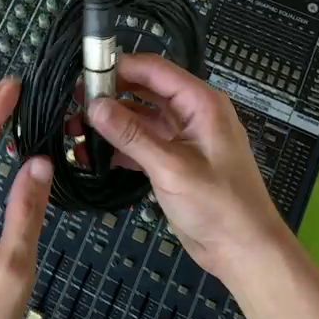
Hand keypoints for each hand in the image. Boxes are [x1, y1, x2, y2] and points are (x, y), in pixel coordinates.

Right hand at [85, 54, 291, 281]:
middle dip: (110, 95)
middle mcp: (191, 112)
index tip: (82, 75)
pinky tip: (91, 154)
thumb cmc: (218, 205)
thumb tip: (94, 105)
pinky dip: (119, 146)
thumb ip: (131, 135)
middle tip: (73, 103)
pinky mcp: (174, 160)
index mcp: (201, 102)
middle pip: (144, 89)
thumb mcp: (171, 168)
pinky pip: (142, 142)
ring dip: (110, 123)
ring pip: (140, 117)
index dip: (118, 67)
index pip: (154, 69)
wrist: (245, 251)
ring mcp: (182, 137)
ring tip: (75, 129)